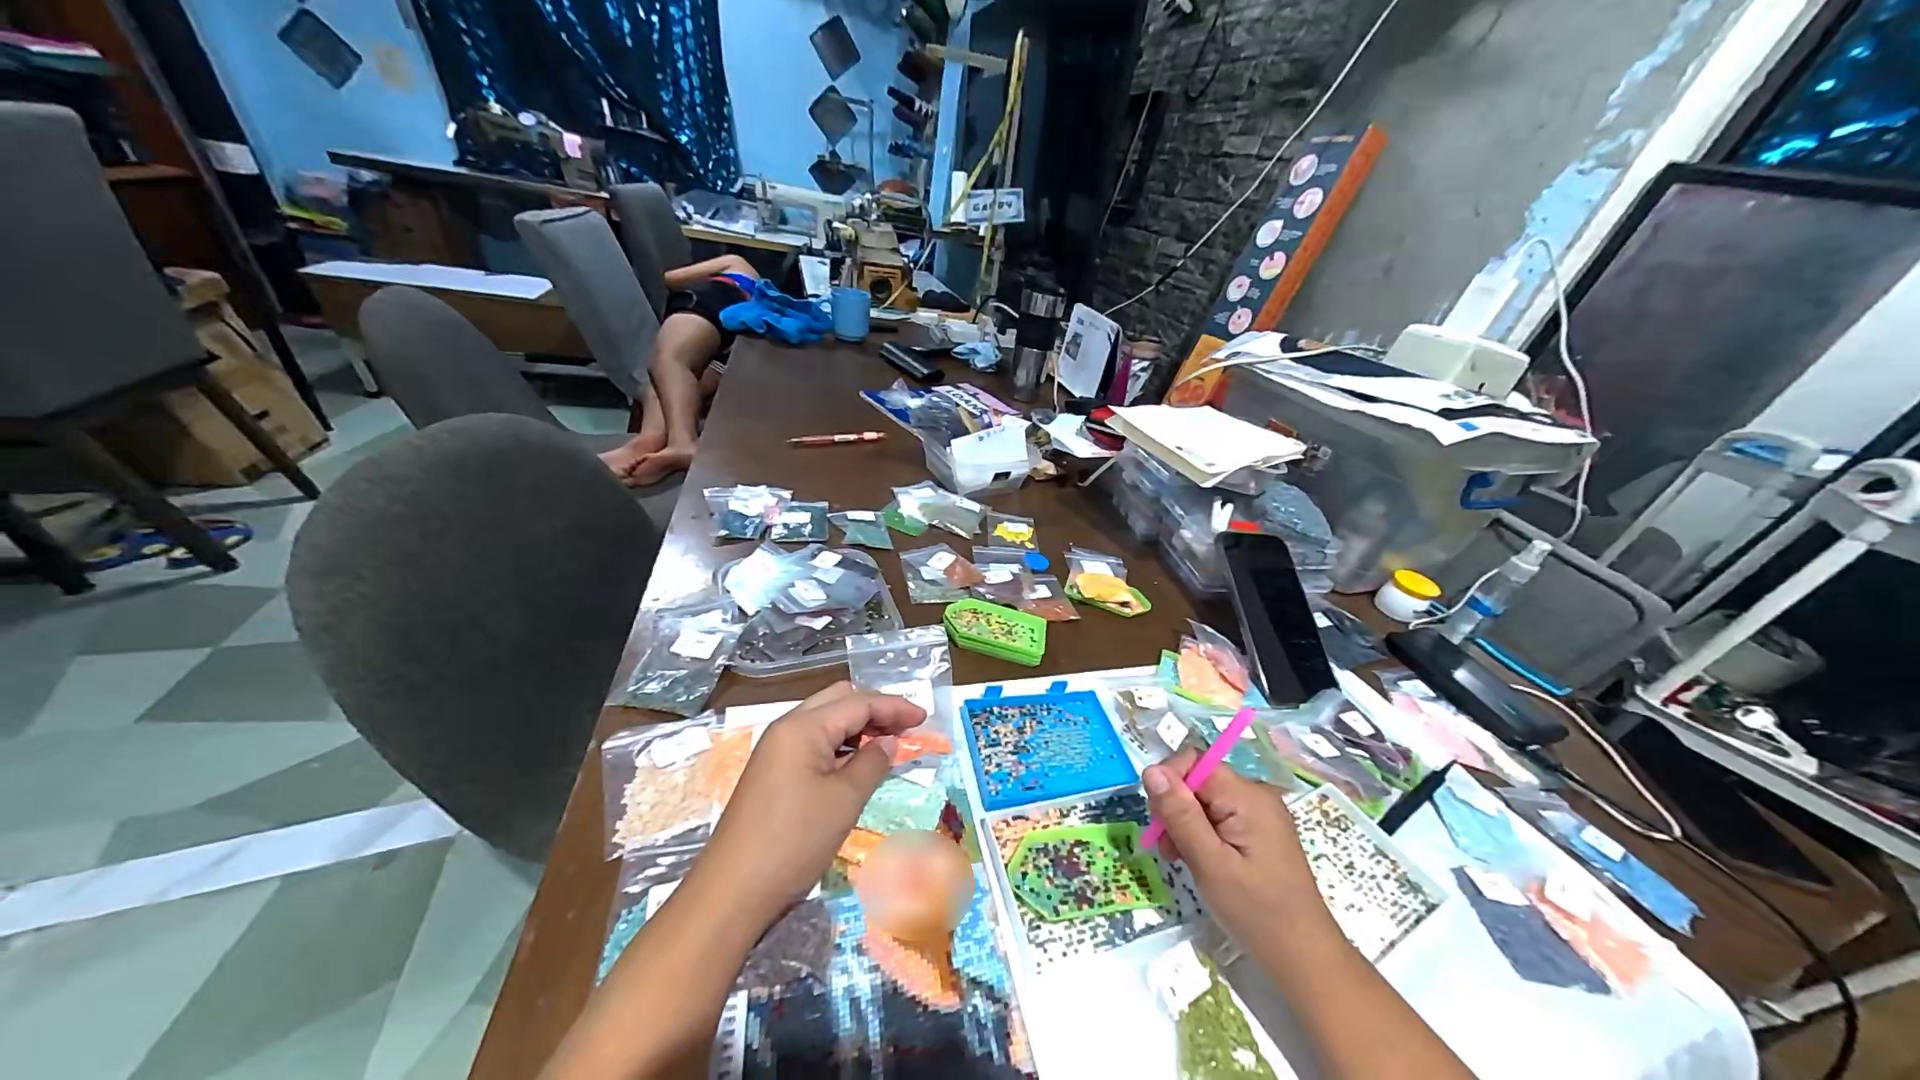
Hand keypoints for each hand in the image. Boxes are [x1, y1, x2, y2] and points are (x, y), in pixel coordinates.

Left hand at [694, 682, 925, 923]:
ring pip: (825, 721)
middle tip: (906, 728)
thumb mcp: (843, 801)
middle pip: (838, 701)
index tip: (924, 718)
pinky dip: (840, 745)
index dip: (894, 707)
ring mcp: (776, 751)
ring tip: (888, 744)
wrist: (733, 890)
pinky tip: (857, 764)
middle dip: (875, 709)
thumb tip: (889, 741)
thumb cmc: (794, 840)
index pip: (858, 702)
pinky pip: (813, 743)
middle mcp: (786, 729)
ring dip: (858, 727)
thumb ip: (872, 763)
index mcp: (802, 727)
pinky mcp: (773, 773)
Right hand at [1143, 749, 1330, 951]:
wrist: (1305, 957)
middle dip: (1174, 807)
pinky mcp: (1259, 832)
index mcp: (1247, 796)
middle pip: (1198, 780)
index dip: (1169, 781)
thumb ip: (1180, 814)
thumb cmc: (1256, 911)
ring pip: (1205, 800)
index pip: (1195, 761)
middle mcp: (1255, 795)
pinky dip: (1200, 833)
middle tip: (1167, 849)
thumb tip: (1151, 770)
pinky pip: (1219, 816)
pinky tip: (1198, 861)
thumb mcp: (1209, 863)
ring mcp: (1259, 814)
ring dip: (1184, 823)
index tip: (1158, 819)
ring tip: (1179, 860)